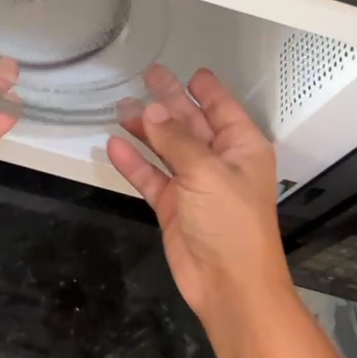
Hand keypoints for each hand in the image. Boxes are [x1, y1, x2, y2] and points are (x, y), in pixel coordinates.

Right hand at [106, 65, 292, 321]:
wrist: (229, 286)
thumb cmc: (231, 224)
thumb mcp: (206, 172)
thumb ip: (175, 139)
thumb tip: (150, 109)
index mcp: (241, 148)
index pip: (222, 108)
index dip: (206, 89)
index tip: (189, 71)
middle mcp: (219, 162)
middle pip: (190, 123)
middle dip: (168, 101)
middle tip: (146, 77)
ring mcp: (195, 184)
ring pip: (166, 148)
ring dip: (146, 129)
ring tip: (121, 107)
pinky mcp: (174, 206)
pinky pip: (151, 176)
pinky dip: (134, 162)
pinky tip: (115, 145)